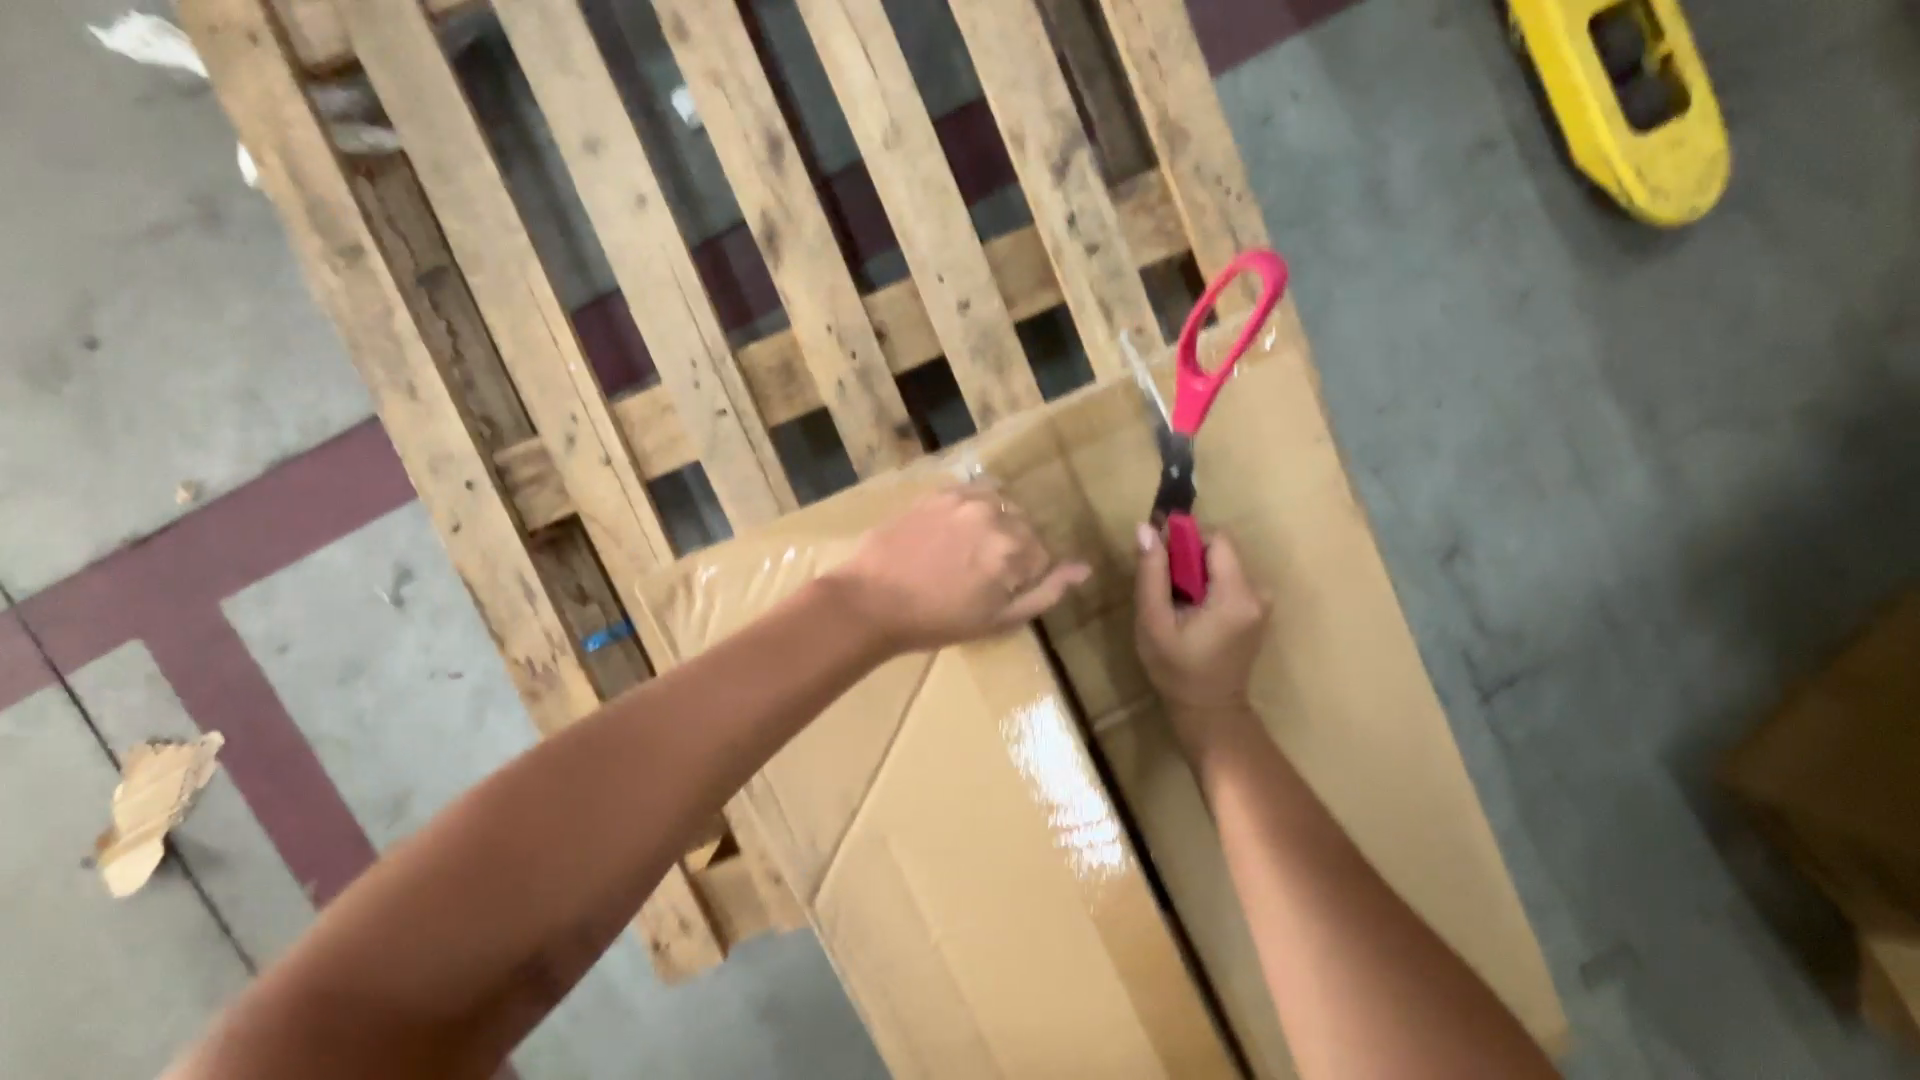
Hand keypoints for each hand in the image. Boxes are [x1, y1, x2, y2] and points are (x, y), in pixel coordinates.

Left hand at [829, 484, 1090, 652]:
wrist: (871, 601)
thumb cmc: (937, 620)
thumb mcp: (998, 619)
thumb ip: (1046, 592)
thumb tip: (1084, 568)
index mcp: (1013, 549)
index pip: (1042, 556)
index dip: (1024, 577)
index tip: (998, 592)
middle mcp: (994, 515)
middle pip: (1024, 528)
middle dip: (1012, 549)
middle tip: (979, 576)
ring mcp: (963, 499)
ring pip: (1001, 507)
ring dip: (994, 525)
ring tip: (966, 552)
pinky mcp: (937, 493)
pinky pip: (973, 491)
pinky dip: (975, 507)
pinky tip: (956, 529)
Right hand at [1134, 523, 1268, 751]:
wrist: (1208, 711)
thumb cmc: (1176, 670)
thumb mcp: (1153, 621)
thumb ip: (1151, 573)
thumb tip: (1145, 528)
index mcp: (1236, 594)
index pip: (1217, 539)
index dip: (1186, 540)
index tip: (1160, 556)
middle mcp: (1257, 593)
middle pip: (1221, 551)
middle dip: (1188, 559)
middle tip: (1161, 584)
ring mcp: (1261, 603)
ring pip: (1223, 566)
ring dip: (1196, 574)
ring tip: (1174, 603)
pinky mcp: (1256, 612)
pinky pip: (1229, 582)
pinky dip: (1207, 588)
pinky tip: (1190, 612)